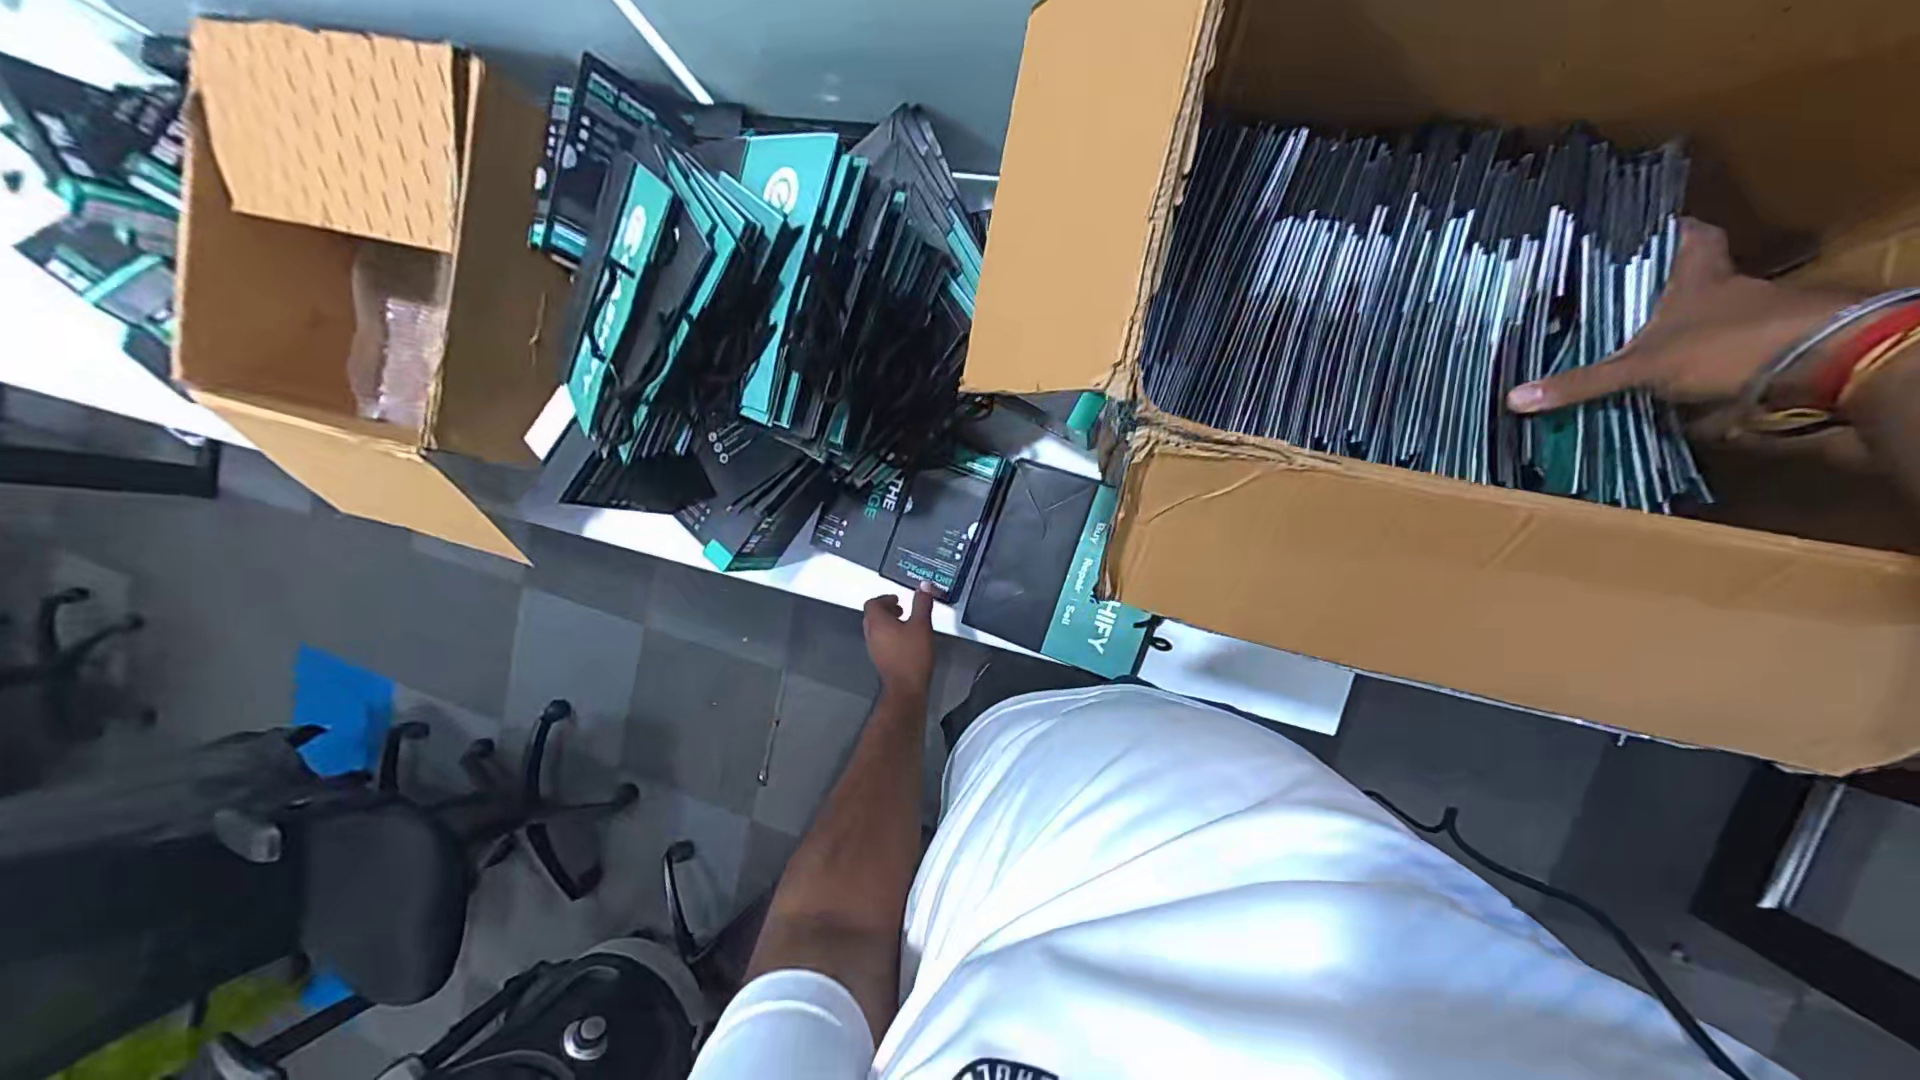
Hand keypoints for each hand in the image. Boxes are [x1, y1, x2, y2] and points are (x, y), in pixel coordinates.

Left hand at [863, 585, 935, 696]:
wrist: (906, 688)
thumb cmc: (912, 655)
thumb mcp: (922, 625)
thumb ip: (922, 603)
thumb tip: (924, 586)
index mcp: (878, 622)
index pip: (872, 603)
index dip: (885, 598)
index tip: (898, 599)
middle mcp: (871, 634)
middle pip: (872, 615)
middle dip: (886, 609)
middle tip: (901, 609)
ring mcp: (873, 648)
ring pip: (876, 629)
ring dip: (888, 622)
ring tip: (905, 623)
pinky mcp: (879, 660)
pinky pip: (880, 641)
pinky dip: (889, 635)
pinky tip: (905, 640)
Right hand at [1506, 219, 1869, 414]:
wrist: (1823, 366)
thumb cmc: (1731, 344)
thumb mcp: (1644, 366)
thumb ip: (1582, 382)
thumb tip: (1513, 398)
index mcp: (1699, 275)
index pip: (1689, 235)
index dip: (1666, 228)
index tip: (1639, 228)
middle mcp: (1722, 289)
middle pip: (1686, 272)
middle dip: (1652, 280)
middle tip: (1608, 287)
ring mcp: (1740, 317)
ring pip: (1693, 309)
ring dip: (1663, 320)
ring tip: (1614, 330)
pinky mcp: (1748, 346)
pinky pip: (1701, 344)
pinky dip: (1678, 354)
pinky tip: (1649, 365)